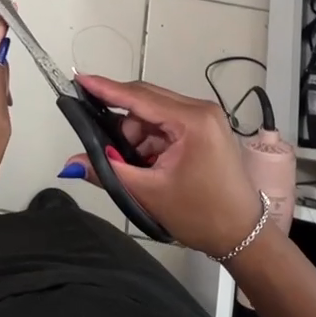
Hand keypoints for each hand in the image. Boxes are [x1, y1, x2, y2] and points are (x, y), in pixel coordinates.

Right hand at [62, 75, 263, 255]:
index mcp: (193, 120)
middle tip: (100, 141)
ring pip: (152, 113)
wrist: (245, 237)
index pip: (139, 97)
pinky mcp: (204, 129)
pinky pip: (164, 123)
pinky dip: (149, 139)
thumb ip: (107, 171)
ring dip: (135, 134)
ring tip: (133, 165)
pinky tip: (146, 163)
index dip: (106, 88)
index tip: (80, 79)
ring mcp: (204, 118)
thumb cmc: (203, 215)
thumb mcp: (149, 193)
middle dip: (121, 122)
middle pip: (145, 100)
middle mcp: (201, 110)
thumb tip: (70, 162)